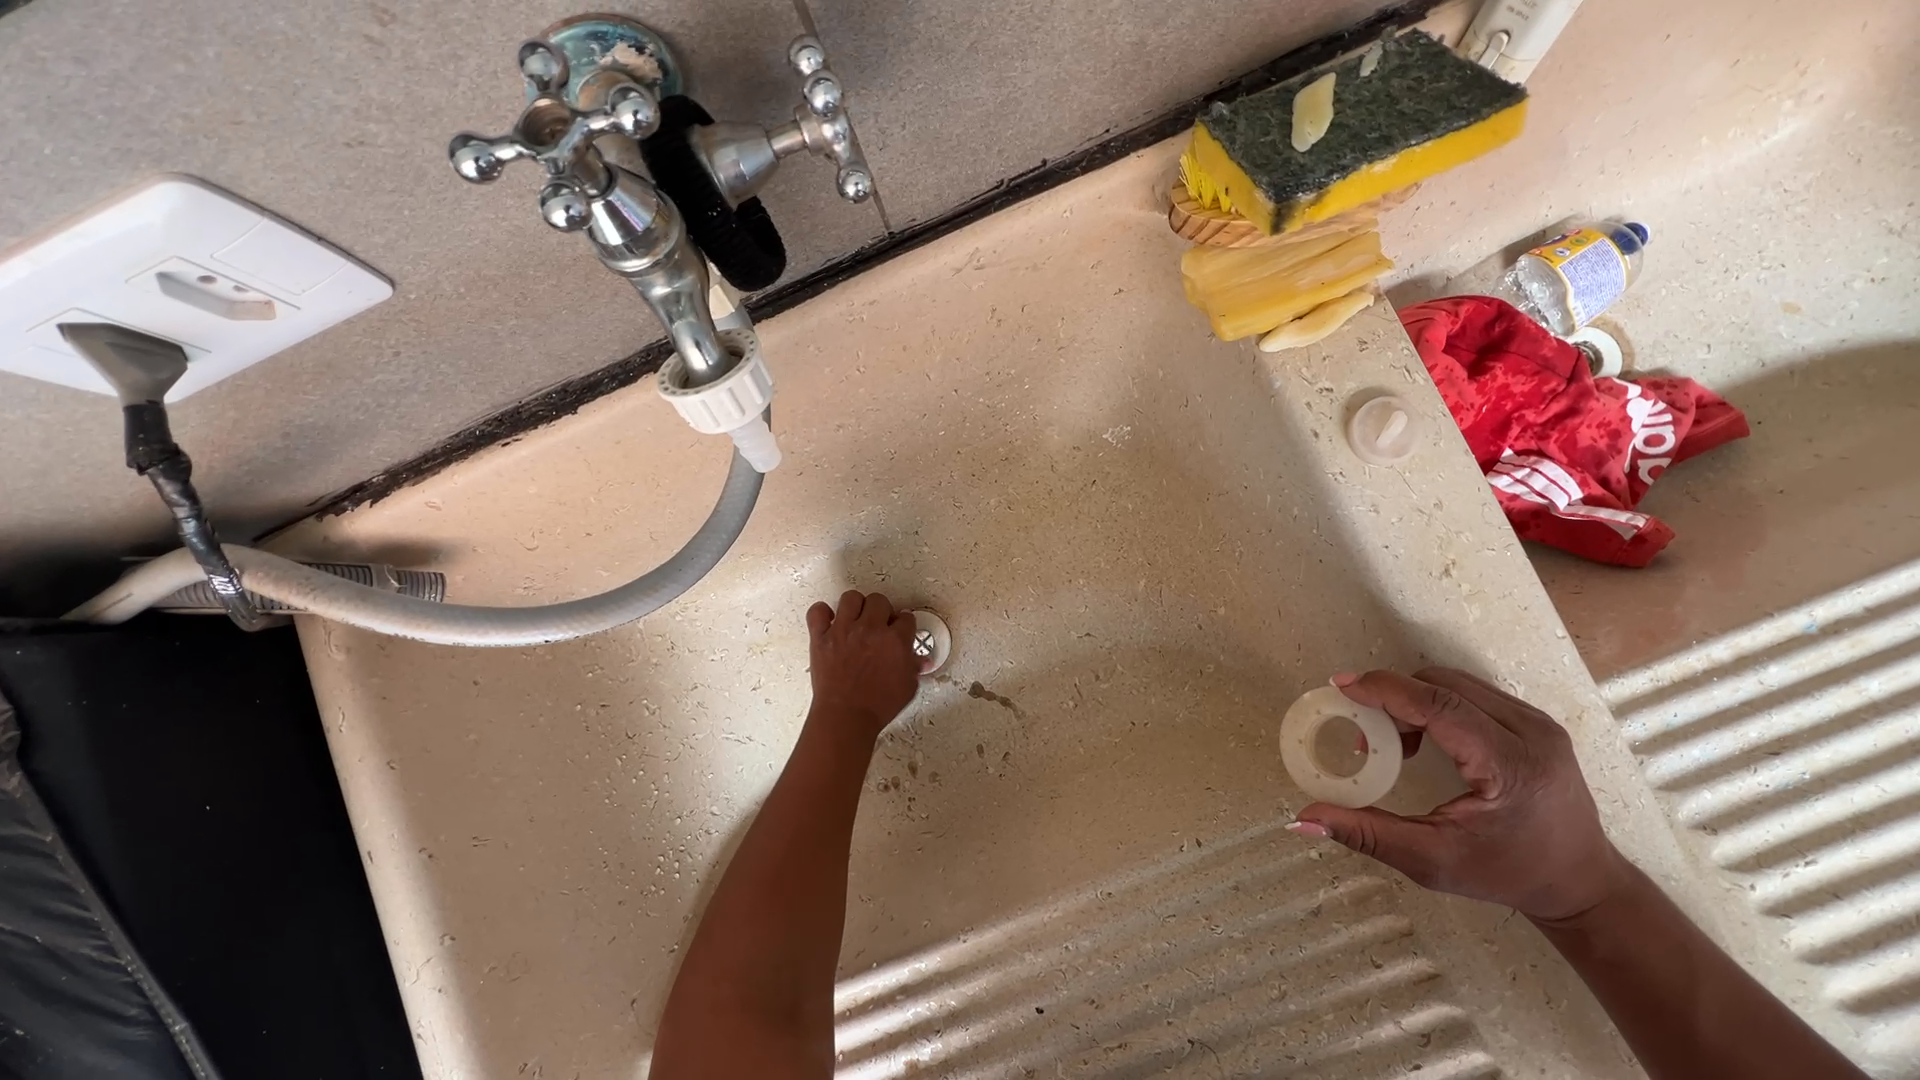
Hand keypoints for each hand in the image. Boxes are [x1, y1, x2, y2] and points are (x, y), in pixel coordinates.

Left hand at [805, 591, 921, 741]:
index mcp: (895, 640)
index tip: (900, 628)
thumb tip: (921, 661)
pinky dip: (821, 613)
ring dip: (856, 606)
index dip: (904, 624)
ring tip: (857, 617)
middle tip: (880, 621)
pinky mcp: (821, 638)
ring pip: (851, 598)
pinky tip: (829, 621)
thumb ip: (914, 667)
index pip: (906, 618)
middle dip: (883, 610)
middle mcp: (870, 630)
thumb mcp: (907, 687)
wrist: (846, 718)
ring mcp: (843, 631)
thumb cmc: (876, 706)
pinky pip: (817, 612)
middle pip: (879, 601)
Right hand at [1292, 668, 1629, 923]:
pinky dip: (1435, 704)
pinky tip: (1423, 738)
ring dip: (1412, 699)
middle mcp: (1531, 733)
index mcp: (1510, 766)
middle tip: (1364, 733)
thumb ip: (1364, 834)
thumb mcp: (1430, 862)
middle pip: (1443, 684)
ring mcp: (1538, 723)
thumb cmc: (1507, 875)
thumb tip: (1302, 819)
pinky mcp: (1536, 722)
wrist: (1581, 883)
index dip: (1385, 690)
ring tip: (1394, 741)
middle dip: (1393, 697)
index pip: (1440, 705)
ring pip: (1455, 683)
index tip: (1341, 687)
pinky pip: (1471, 693)